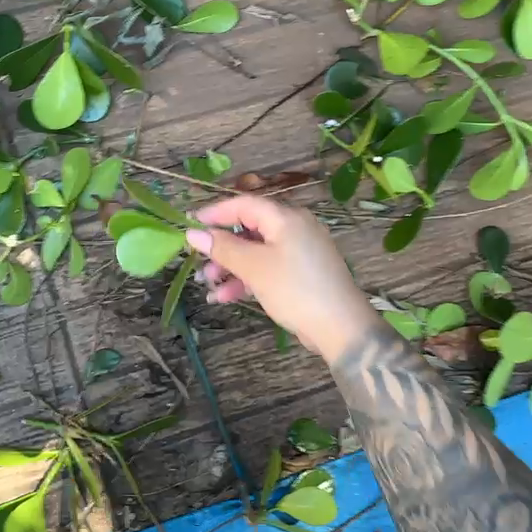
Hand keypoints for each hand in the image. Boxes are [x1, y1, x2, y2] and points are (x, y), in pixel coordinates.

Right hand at [185, 195, 379, 362]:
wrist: (340, 327)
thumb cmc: (295, 290)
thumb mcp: (254, 268)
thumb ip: (223, 248)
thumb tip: (193, 233)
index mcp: (286, 218)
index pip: (244, 204)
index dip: (215, 213)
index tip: (190, 224)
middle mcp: (295, 228)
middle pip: (249, 230)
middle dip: (222, 248)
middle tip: (200, 264)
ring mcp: (300, 251)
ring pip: (257, 252)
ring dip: (231, 267)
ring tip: (210, 286)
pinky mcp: (302, 273)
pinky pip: (268, 268)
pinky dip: (248, 279)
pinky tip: (227, 297)